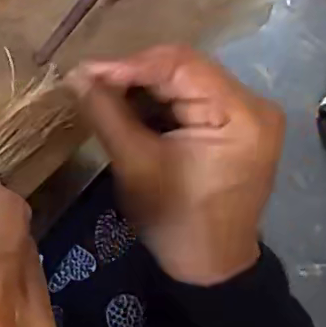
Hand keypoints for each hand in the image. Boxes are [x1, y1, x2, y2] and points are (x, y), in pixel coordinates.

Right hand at [67, 44, 282, 285]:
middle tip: (87, 83)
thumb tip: (75, 73)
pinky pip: (183, 94)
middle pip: (181, 66)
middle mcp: (250, 104)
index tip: (82, 74)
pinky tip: (123, 106)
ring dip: (137, 83)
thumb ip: (105, 111)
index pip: (179, 65)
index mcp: (240, 114)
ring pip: (179, 77)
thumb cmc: (174, 215)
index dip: (127, 64)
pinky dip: (150, 97)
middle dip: (130, 72)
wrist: (207, 262)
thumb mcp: (133, 161)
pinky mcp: (229, 123)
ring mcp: (242, 113)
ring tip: (99, 93)